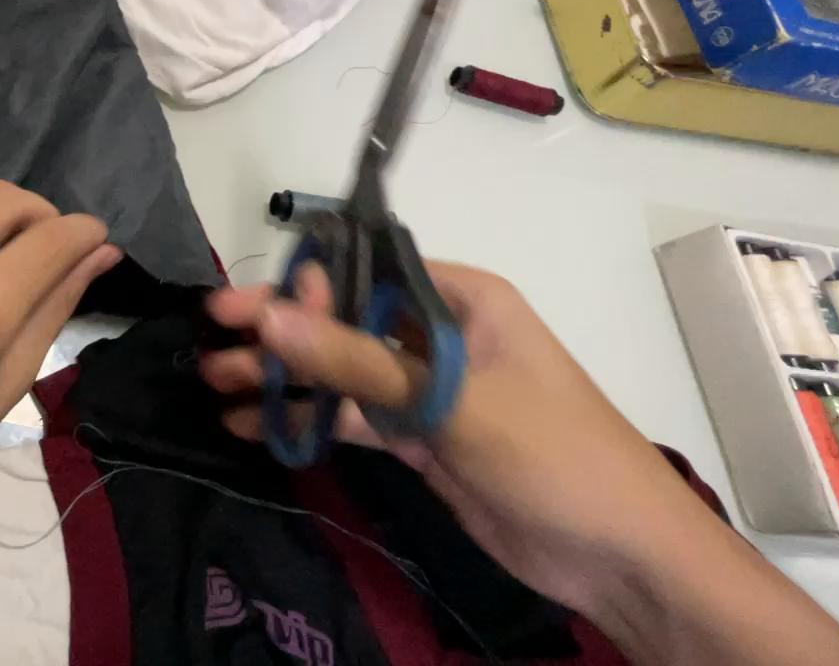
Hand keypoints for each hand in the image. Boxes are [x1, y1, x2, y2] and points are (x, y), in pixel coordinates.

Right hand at [198, 261, 721, 615]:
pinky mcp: (415, 433)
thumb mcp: (452, 402)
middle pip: (342, 319)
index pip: (364, 273)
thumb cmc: (554, 456)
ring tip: (217, 380)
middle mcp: (434, 333)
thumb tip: (269, 315)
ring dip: (283, 375)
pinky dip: (307, 418)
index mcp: (457, 300)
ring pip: (338, 369)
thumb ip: (355, 360)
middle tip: (213, 336)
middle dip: (279, 331)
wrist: (625, 565)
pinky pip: (350, 415)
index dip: (304, 287)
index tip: (248, 309)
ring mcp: (423, 385)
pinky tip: (255, 423)